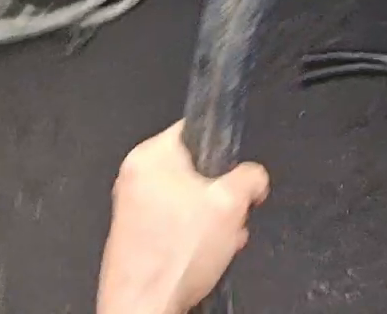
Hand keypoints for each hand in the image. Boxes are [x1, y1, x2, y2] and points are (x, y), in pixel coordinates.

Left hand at [98, 122, 269, 313]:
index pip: (200, 128)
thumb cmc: (176, 257)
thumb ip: (253, 175)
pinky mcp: (136, 238)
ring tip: (221, 240)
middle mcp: (134, 179)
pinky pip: (178, 221)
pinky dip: (196, 234)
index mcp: (150, 157)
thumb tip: (253, 180)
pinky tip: (208, 254)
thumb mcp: (234, 200)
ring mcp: (132, 210)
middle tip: (229, 213)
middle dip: (223, 192)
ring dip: (215, 217)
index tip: (235, 171)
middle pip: (200, 167)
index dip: (227, 149)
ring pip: (193, 197)